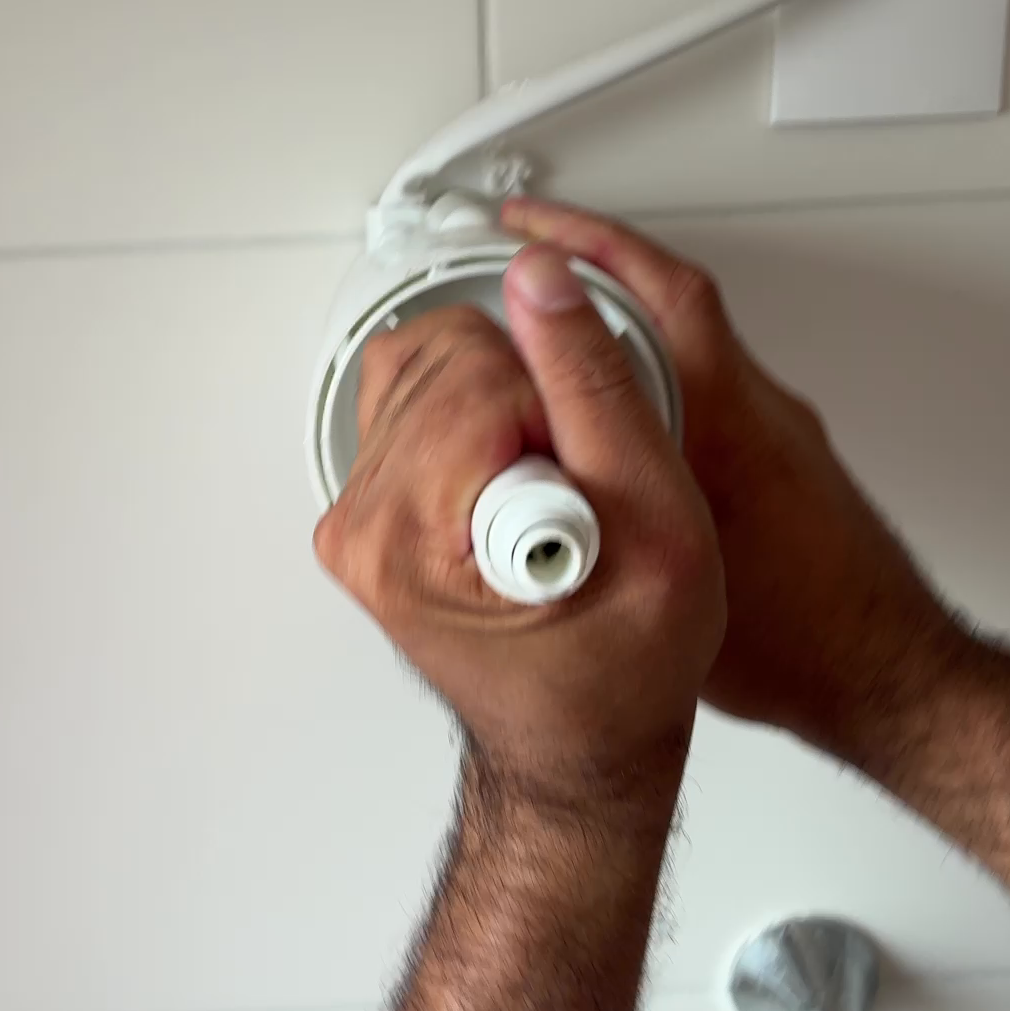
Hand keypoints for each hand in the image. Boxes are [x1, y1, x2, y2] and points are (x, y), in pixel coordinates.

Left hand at [313, 245, 725, 806]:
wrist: (575, 731)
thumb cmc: (617, 668)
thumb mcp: (654, 523)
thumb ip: (591, 385)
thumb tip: (539, 278)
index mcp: (411, 536)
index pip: (482, 372)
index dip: (564, 406)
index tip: (581, 484)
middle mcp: (361, 523)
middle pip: (446, 358)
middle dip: (529, 403)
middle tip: (563, 495)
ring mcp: (354, 513)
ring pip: (428, 364)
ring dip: (502, 405)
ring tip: (537, 494)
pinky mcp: (366, 503)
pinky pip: (412, 397)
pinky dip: (472, 412)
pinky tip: (507, 475)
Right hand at [501, 199, 965, 740]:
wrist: (883, 670)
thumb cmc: (795, 638)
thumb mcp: (665, 571)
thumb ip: (601, 514)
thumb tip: (533, 483)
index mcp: (723, 422)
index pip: (659, 295)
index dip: (589, 244)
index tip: (535, 229)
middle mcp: (753, 407)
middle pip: (670, 296)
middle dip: (594, 259)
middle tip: (534, 251)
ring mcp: (770, 425)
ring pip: (686, 335)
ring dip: (619, 310)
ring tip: (557, 317)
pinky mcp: (778, 450)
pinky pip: (702, 376)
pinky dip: (647, 364)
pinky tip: (611, 400)